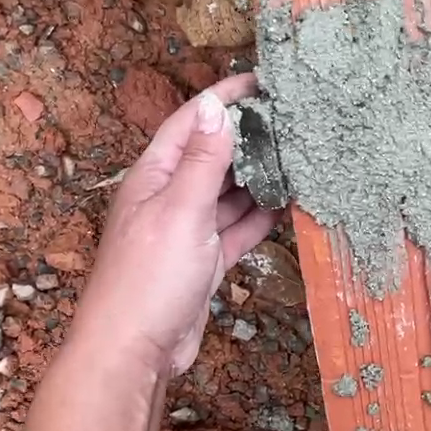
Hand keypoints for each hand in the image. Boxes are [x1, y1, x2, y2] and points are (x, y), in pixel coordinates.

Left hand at [71, 73, 279, 375]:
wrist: (136, 348)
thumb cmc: (150, 278)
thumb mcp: (179, 211)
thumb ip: (201, 162)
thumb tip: (214, 107)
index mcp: (153, 177)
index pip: (190, 124)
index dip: (221, 101)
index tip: (259, 82)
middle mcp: (169, 199)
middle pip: (211, 158)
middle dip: (246, 139)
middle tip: (289, 123)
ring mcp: (188, 233)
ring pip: (227, 196)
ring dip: (256, 180)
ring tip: (295, 160)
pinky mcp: (204, 264)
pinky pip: (234, 231)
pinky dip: (257, 219)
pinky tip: (283, 208)